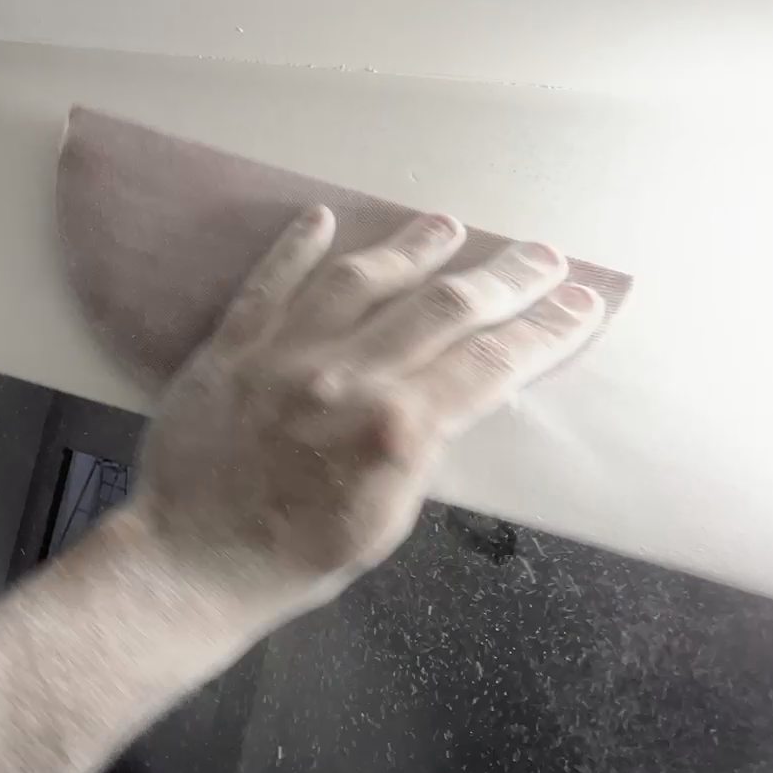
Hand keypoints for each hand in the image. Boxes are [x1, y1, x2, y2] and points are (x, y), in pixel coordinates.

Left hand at [121, 205, 604, 619]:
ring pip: (355, 281)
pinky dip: (294, 247)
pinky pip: (265, 284)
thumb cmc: (294, 554)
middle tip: (540, 254)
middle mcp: (344, 376)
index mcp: (397, 429)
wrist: (192, 551)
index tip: (579, 302)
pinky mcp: (228, 346)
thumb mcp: (385, 518)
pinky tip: (320, 218)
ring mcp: (280, 353)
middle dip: (501, 278)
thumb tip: (444, 394)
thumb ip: (416, 447)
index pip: (491, 363)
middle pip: (438, 308)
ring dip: (408, 248)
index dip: (544, 330)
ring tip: (444, 224)